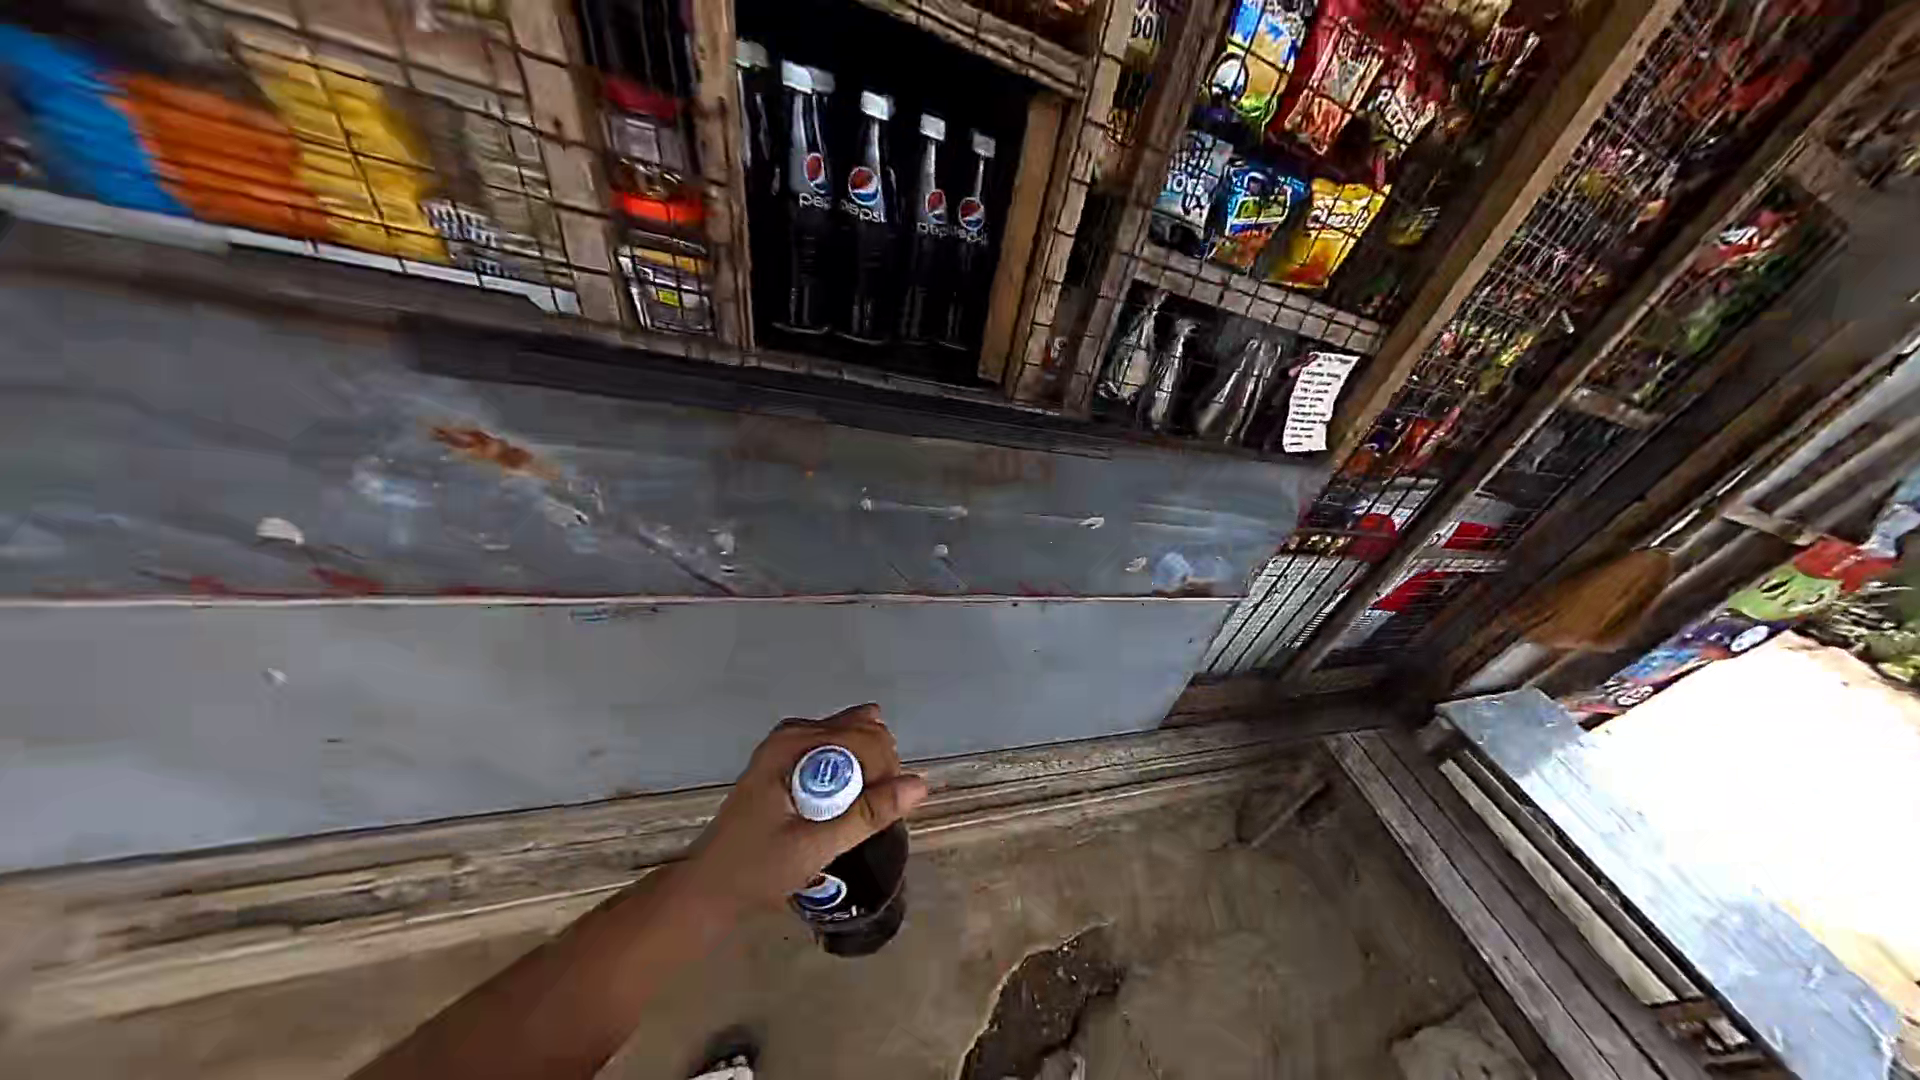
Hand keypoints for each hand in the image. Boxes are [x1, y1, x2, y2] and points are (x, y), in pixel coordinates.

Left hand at [675, 704, 928, 912]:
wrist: (710, 888)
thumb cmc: (758, 869)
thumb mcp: (816, 846)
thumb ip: (867, 814)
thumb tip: (918, 786)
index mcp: (794, 744)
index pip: (865, 736)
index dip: (884, 772)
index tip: (880, 813)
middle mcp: (794, 732)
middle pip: (862, 730)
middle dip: (878, 769)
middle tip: (867, 816)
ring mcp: (791, 742)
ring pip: (855, 738)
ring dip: (868, 771)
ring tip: (857, 812)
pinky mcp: (792, 757)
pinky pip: (840, 750)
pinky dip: (853, 772)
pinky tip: (846, 804)